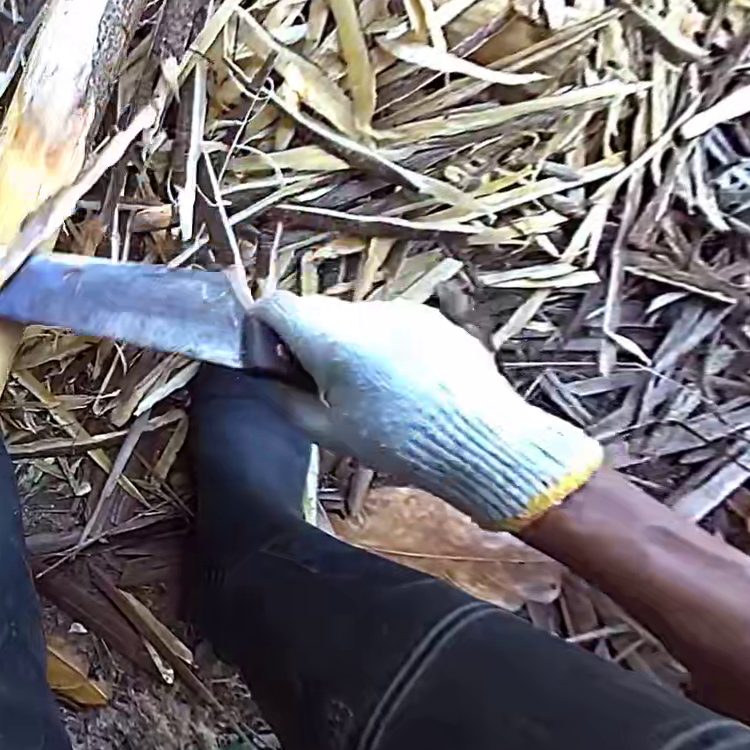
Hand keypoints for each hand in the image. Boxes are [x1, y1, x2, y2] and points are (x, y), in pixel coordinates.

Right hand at [251, 292, 601, 528]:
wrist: (488, 445)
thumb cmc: (396, 442)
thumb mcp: (322, 429)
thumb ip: (282, 394)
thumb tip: (265, 374)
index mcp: (330, 338)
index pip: (274, 304)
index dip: (260, 325)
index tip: (268, 355)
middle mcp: (364, 313)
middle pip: (310, 308)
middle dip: (298, 335)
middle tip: (309, 377)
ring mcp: (402, 311)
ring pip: (347, 315)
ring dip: (338, 338)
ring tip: (359, 382)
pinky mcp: (432, 318)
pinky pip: (383, 321)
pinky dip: (374, 341)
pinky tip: (394, 378)